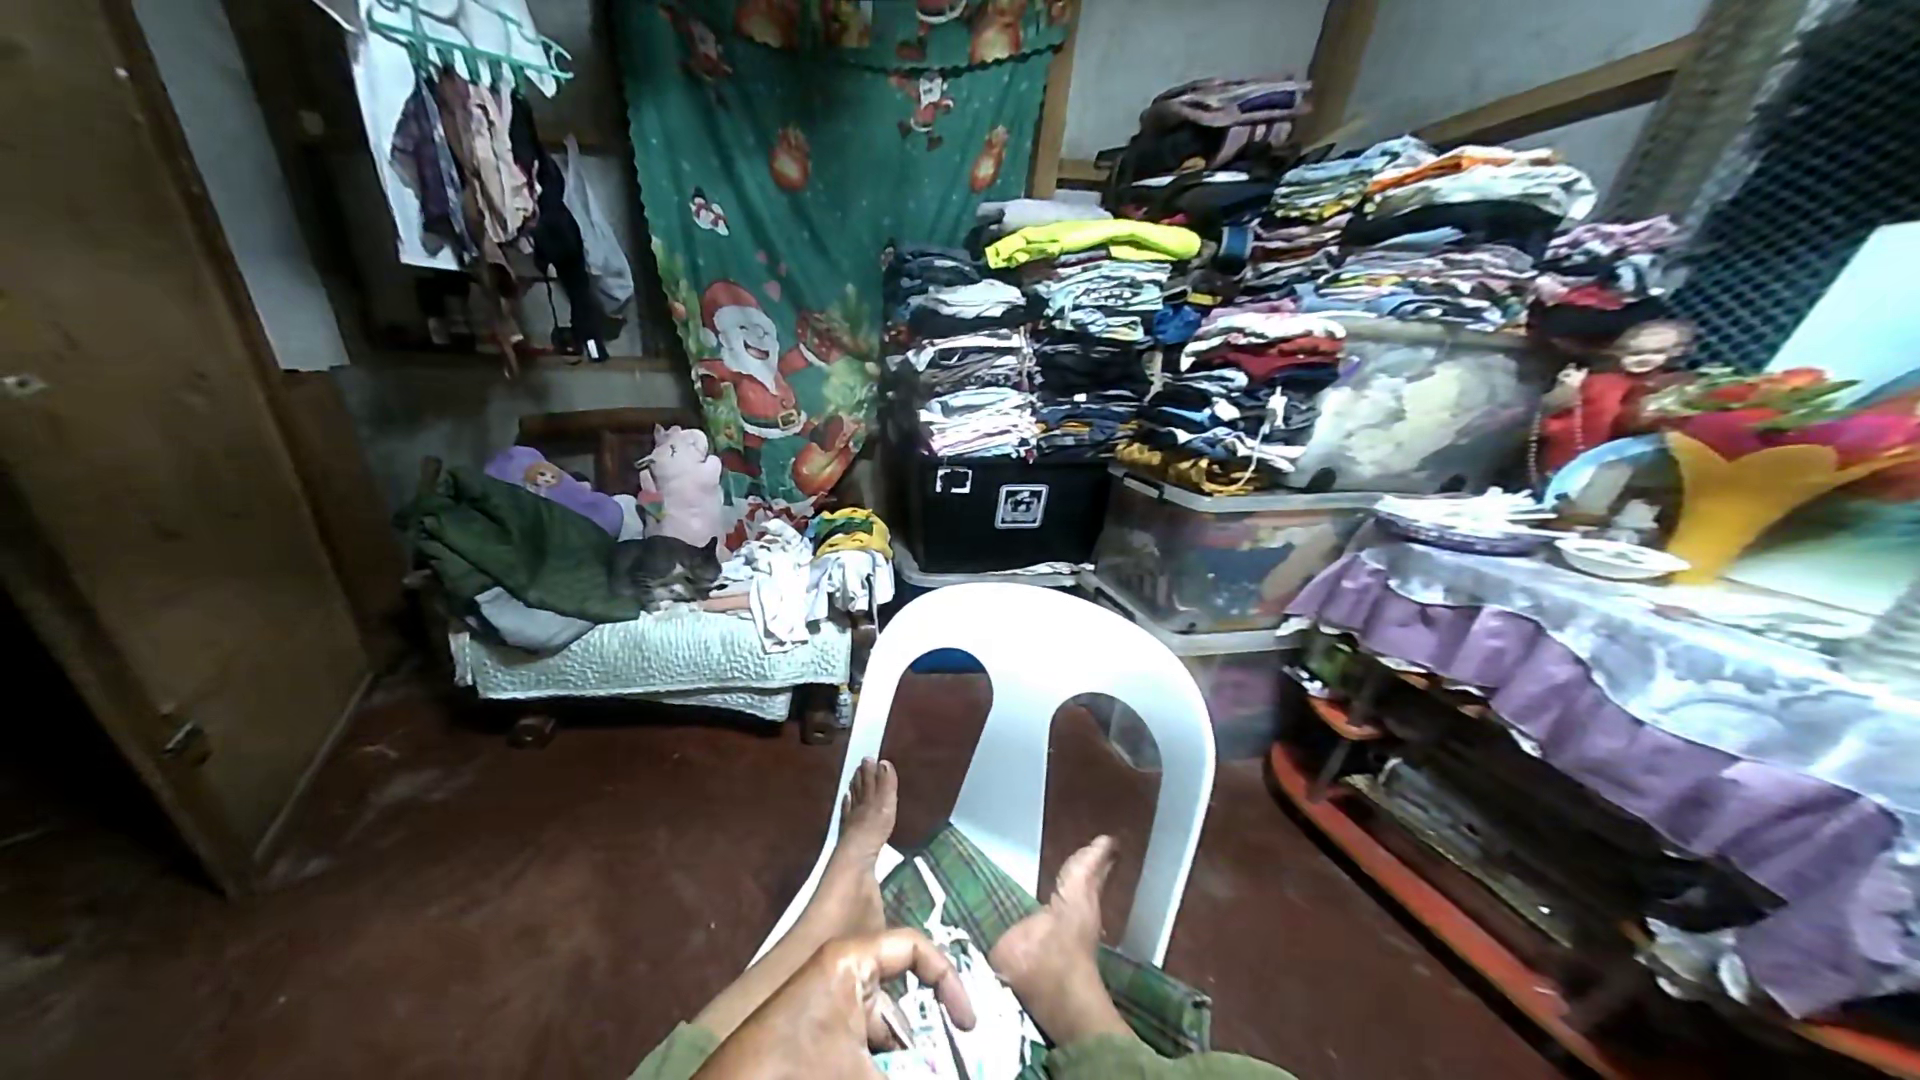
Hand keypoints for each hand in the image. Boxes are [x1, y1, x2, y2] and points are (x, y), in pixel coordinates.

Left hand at [692, 930, 976, 1079]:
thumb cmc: (791, 1070)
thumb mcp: (858, 1073)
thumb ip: (908, 1070)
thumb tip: (945, 1071)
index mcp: (849, 959)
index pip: (913, 948)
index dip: (947, 980)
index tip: (968, 1025)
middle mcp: (840, 974)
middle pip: (900, 999)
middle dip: (923, 1041)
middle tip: (949, 1059)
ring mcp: (826, 1008)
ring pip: (882, 1032)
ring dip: (899, 1058)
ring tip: (917, 1065)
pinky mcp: (816, 1038)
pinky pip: (860, 1048)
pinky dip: (877, 1064)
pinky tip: (889, 1070)